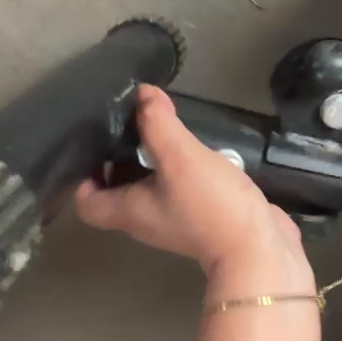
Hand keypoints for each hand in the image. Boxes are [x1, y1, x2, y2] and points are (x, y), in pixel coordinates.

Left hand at [76, 85, 309, 289]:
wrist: (258, 247)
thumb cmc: (209, 205)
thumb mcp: (180, 157)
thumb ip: (159, 124)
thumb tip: (143, 94)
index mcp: (129, 211)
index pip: (87, 201)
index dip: (84, 176)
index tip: (94, 145)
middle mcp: (147, 219)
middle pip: (121, 191)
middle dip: (123, 158)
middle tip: (132, 124)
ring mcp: (179, 221)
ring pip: (155, 188)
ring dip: (157, 162)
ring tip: (166, 129)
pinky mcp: (207, 217)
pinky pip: (186, 190)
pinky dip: (187, 171)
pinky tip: (201, 151)